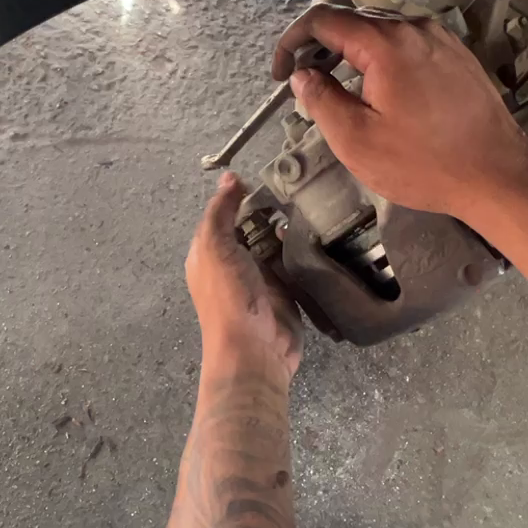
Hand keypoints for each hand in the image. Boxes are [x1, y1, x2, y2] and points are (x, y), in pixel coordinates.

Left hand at [184, 173, 301, 380]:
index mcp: (209, 252)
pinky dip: (304, 251)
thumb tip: (230, 177)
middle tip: (297, 190)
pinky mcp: (286, 290)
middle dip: (270, 212)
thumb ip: (220, 212)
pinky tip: (318, 234)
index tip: (267, 178)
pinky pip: (294, 263)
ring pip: (275, 244)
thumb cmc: (228, 296)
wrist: (254, 351)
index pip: (224, 215)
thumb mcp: (214, 247)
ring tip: (312, 206)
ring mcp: (261, 278)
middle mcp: (233, 263)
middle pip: (252, 227)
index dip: (241, 197)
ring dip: (289, 230)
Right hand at [270, 4, 527, 218]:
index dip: (292, 42)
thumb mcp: (356, 139)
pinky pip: (405, 43)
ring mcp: (439, 39)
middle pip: (351, 20)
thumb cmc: (425, 163)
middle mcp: (414, 29)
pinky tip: (376, 89)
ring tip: (335, 87)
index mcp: (386, 43)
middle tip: (304, 83)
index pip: (323, 20)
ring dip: (348, 52)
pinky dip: (378, 57)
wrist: (497, 175)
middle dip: (318, 47)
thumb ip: (321, 100)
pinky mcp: (455, 55)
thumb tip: (303, 76)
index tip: (282, 73)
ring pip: (379, 30)